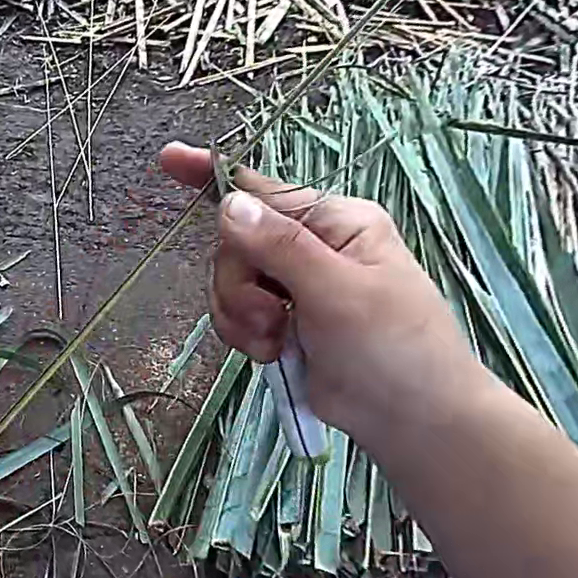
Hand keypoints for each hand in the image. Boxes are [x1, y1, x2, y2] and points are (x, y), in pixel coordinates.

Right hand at [159, 143, 491, 439]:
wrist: (408, 418)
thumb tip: (229, 204)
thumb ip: (280, 247)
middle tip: (269, 318)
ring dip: (240, 315)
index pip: (263, 190)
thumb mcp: (338, 292)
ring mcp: (290, 283)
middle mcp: (307, 245)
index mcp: (333, 222)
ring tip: (275, 341)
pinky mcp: (276, 318)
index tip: (169, 159)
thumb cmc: (393, 347)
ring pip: (227, 281)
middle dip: (239, 285)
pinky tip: (271, 351)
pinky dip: (241, 333)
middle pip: (234, 246)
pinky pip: (232, 312)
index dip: (212, 175)